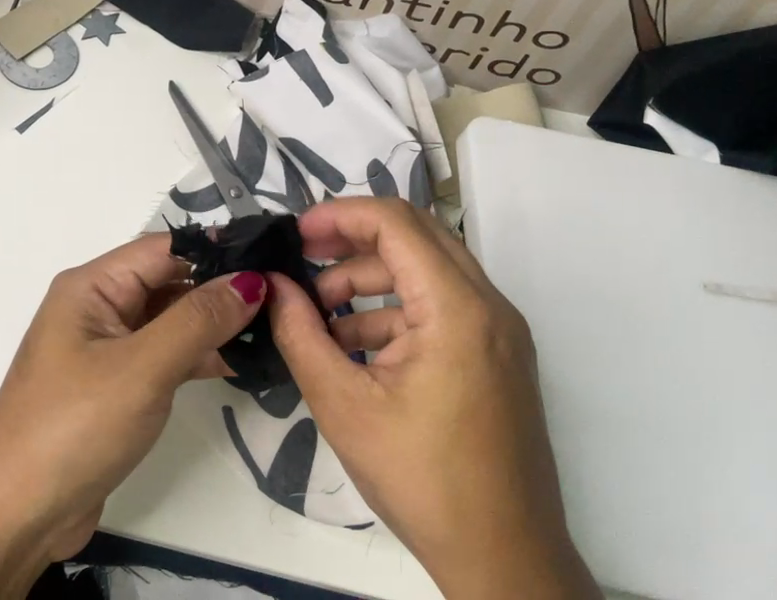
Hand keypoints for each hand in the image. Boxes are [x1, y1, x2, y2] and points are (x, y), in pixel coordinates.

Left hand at [0, 234, 266, 598]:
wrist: (18, 515)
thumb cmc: (75, 426)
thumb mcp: (142, 368)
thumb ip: (198, 319)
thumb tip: (252, 279)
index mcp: (90, 286)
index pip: (163, 249)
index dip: (216, 249)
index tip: (274, 256)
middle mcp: (95, 308)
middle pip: (166, 281)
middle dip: (219, 288)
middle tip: (284, 296)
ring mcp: (102, 349)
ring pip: (167, 320)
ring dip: (212, 325)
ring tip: (273, 329)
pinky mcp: (112, 387)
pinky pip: (161, 356)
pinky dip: (195, 357)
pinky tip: (237, 364)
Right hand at [266, 198, 600, 599]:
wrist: (505, 560)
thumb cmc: (422, 480)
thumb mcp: (344, 404)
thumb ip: (300, 332)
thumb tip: (271, 284)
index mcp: (458, 309)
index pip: (396, 223)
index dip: (339, 215)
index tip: (294, 234)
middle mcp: (489, 306)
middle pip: (415, 238)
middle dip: (352, 241)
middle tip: (302, 259)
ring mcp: (500, 333)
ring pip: (427, 272)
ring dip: (370, 280)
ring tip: (318, 314)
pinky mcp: (497, 358)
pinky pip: (441, 308)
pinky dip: (394, 312)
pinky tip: (352, 346)